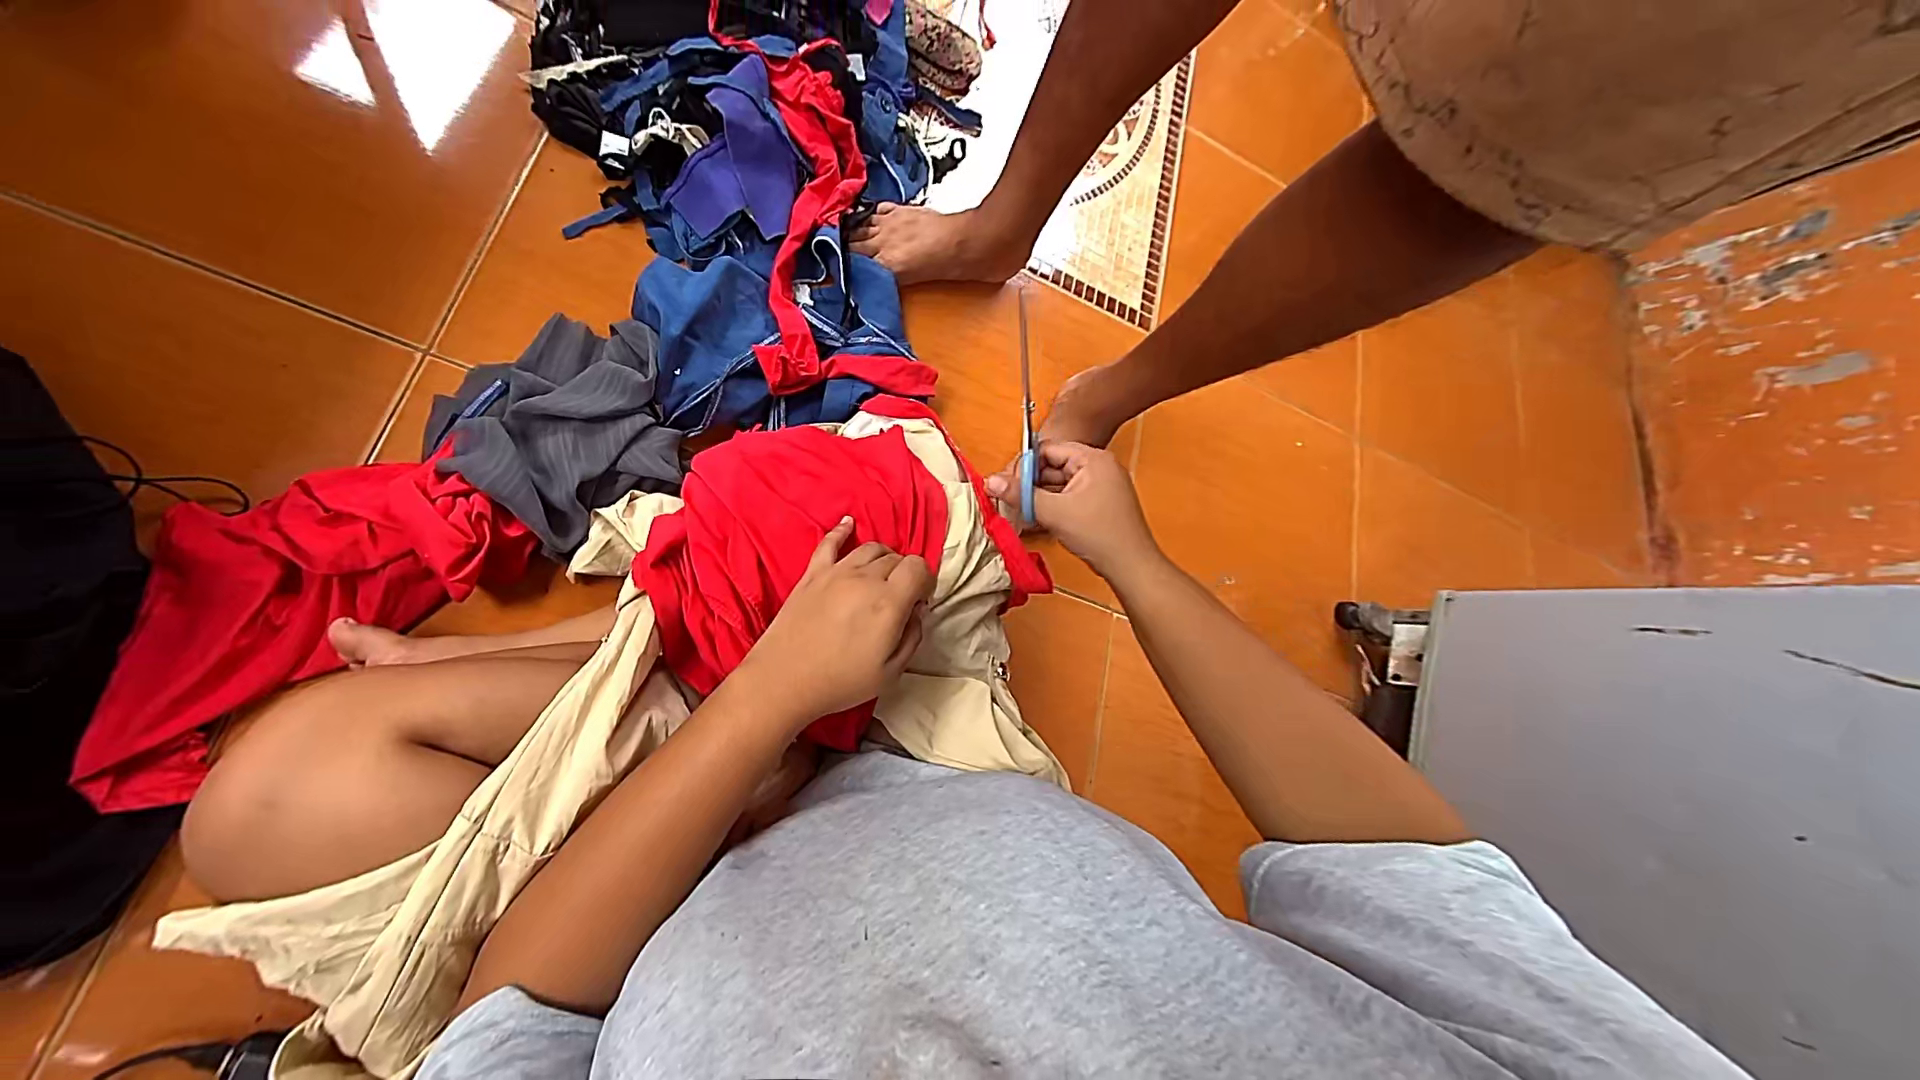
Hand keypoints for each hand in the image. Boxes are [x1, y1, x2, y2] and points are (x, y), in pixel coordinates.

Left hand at [737, 517, 932, 728]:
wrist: (782, 681)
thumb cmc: (839, 682)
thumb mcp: (891, 672)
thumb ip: (912, 637)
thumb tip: (916, 613)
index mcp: (888, 603)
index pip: (919, 567)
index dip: (926, 581)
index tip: (921, 599)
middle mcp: (865, 580)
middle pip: (896, 558)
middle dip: (906, 574)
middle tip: (901, 596)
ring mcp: (836, 573)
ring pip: (870, 548)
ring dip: (884, 558)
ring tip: (883, 575)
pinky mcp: (812, 574)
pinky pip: (830, 543)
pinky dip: (842, 530)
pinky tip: (849, 524)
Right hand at [986, 442, 1160, 579]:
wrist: (1131, 566)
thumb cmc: (1101, 535)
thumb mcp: (1054, 512)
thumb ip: (1020, 494)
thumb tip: (992, 481)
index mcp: (1093, 459)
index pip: (1048, 449)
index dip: (1025, 465)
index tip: (1008, 483)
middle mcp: (1099, 467)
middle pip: (1053, 466)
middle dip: (1031, 483)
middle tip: (1011, 499)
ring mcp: (1101, 486)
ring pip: (1060, 483)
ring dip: (1041, 496)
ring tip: (1023, 511)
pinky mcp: (1100, 504)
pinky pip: (1069, 496)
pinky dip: (1054, 505)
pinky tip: (1040, 519)